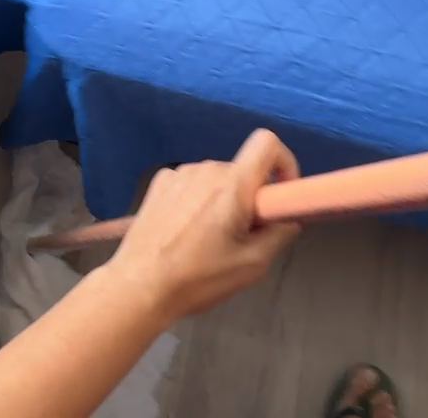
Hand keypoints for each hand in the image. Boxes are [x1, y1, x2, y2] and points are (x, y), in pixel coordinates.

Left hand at [102, 129, 302, 320]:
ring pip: (216, 178)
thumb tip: (287, 217)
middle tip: (242, 236)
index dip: (284, 162)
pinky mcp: (160, 181)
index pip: (267, 143)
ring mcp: (180, 172)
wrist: (140, 284)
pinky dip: (197, 200)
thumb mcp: (252, 265)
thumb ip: (278, 234)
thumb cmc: (199, 277)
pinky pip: (192, 182)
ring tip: (209, 239)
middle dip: (249, 197)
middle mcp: (206, 168)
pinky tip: (184, 229)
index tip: (281, 195)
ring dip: (222, 199)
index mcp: (232, 184)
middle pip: (242, 171)